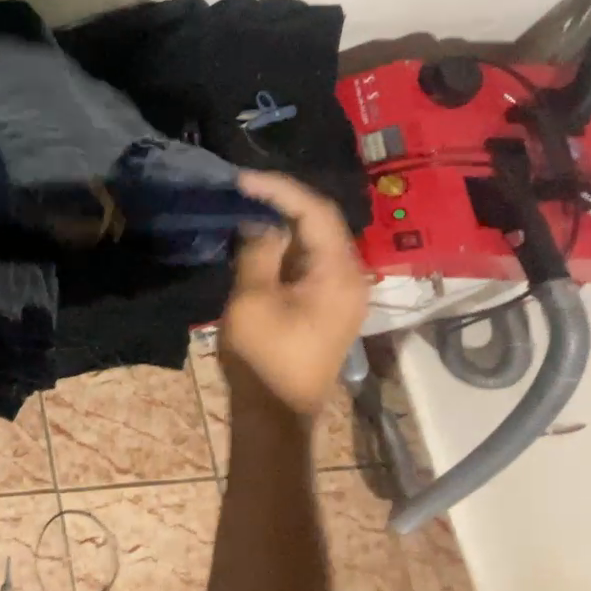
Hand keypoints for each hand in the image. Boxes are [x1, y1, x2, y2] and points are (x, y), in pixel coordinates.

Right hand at [219, 172, 369, 416]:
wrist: (277, 410)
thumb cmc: (264, 355)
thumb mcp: (253, 298)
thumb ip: (259, 252)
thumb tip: (261, 223)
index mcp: (338, 273)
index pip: (316, 213)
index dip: (279, 189)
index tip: (241, 179)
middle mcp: (350, 277)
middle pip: (321, 223)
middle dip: (282, 201)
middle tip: (241, 189)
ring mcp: (340, 293)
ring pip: (314, 241)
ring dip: (282, 222)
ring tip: (245, 207)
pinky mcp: (325, 305)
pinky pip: (308, 261)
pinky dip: (284, 244)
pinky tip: (257, 241)